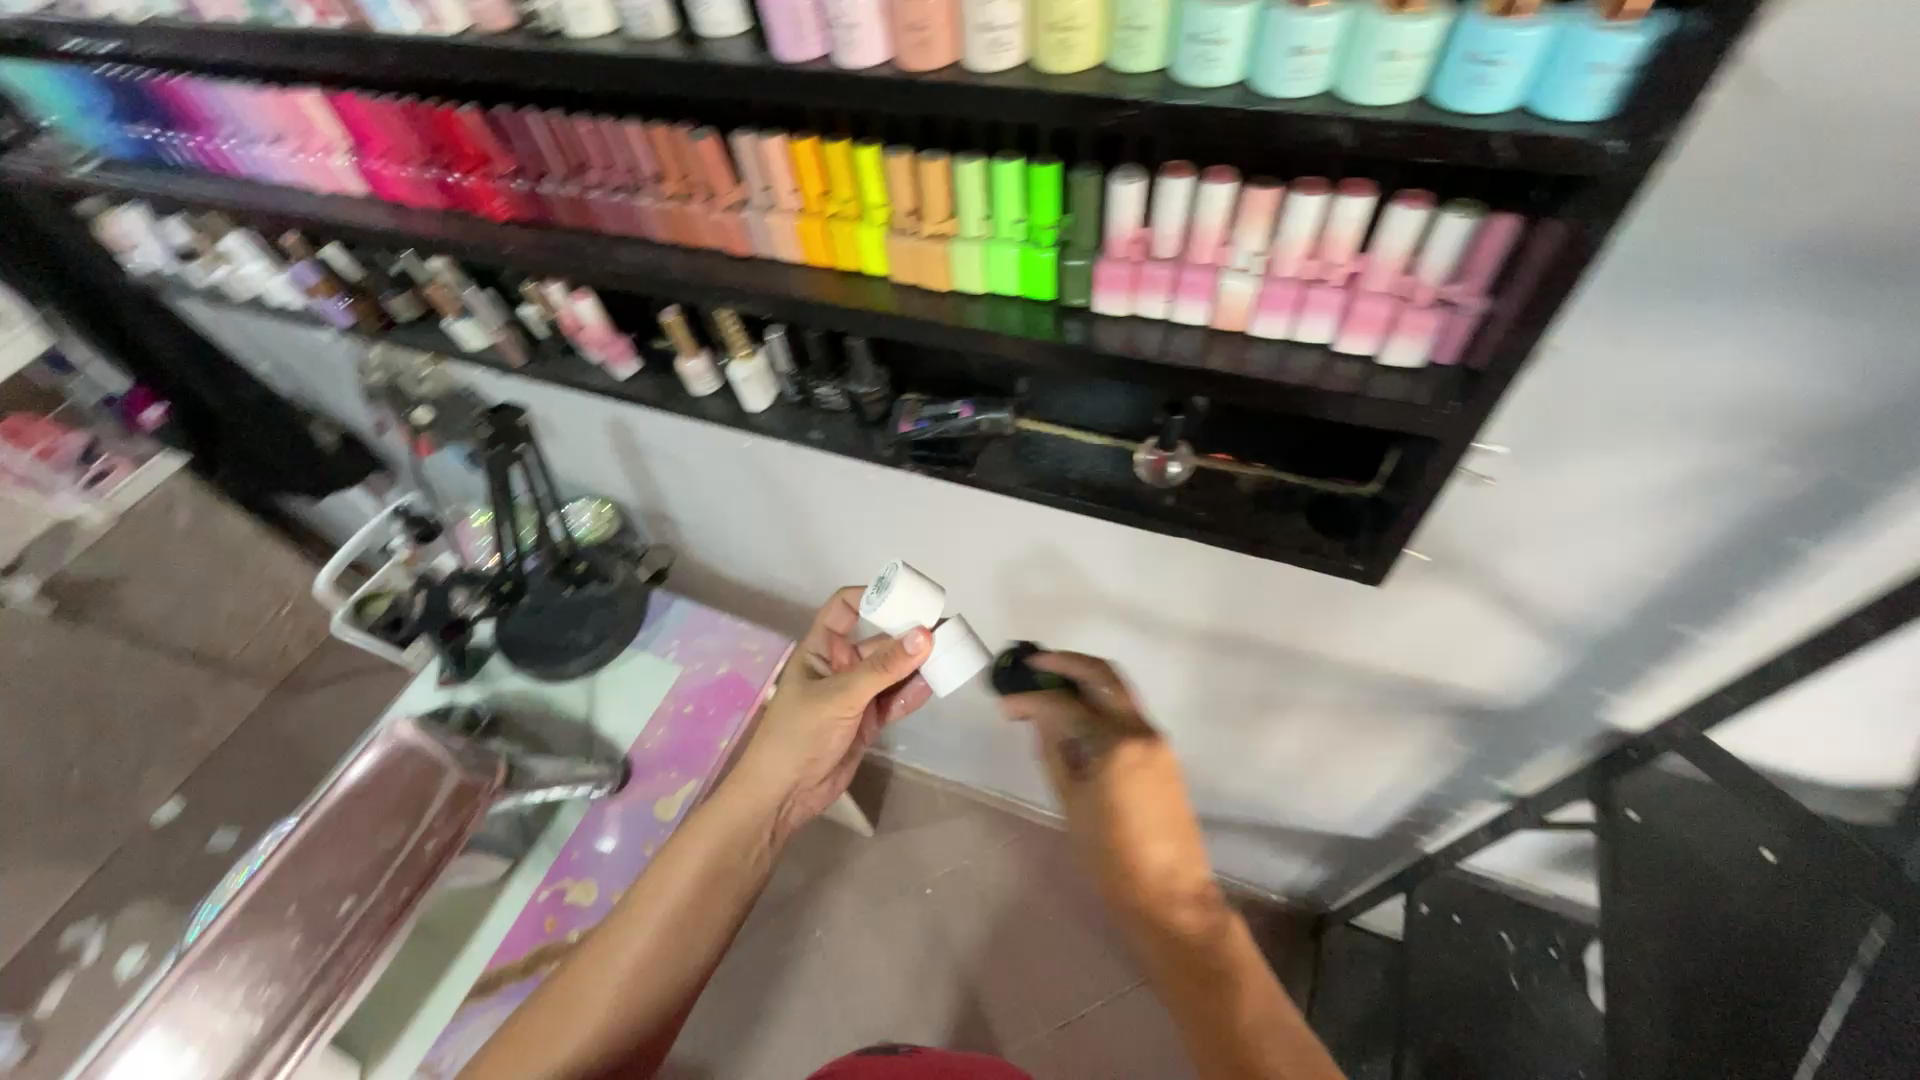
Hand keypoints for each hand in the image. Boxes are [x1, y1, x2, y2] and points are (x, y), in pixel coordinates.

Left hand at [733, 587, 933, 842]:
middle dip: (907, 635)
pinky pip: (895, 700)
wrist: (784, 795)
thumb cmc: (798, 734)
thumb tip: (925, 635)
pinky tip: (934, 685)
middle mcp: (839, 666)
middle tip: (944, 630)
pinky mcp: (867, 721)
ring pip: (891, 672)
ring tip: (949, 655)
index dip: (872, 597)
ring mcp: (855, 695)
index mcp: (821, 649)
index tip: (906, 597)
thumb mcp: (840, 696)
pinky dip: (913, 693)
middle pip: (879, 641)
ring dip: (916, 665)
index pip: (845, 608)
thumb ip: (884, 668)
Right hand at [999, 653, 1222, 936]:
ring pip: (1118, 690)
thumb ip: (1054, 752)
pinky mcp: (1163, 752)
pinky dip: (1099, 704)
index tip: (1005, 704)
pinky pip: (1126, 714)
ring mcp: (1156, 739)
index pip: (1064, 704)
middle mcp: (1140, 730)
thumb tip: (1040, 719)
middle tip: (1033, 665)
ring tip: (1049, 685)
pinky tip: (1075, 718)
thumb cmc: (1112, 859)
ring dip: (1084, 679)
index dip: (1030, 699)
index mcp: (1114, 745)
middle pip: (1102, 675)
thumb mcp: (1071, 803)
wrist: (1171, 896)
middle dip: (1065, 663)